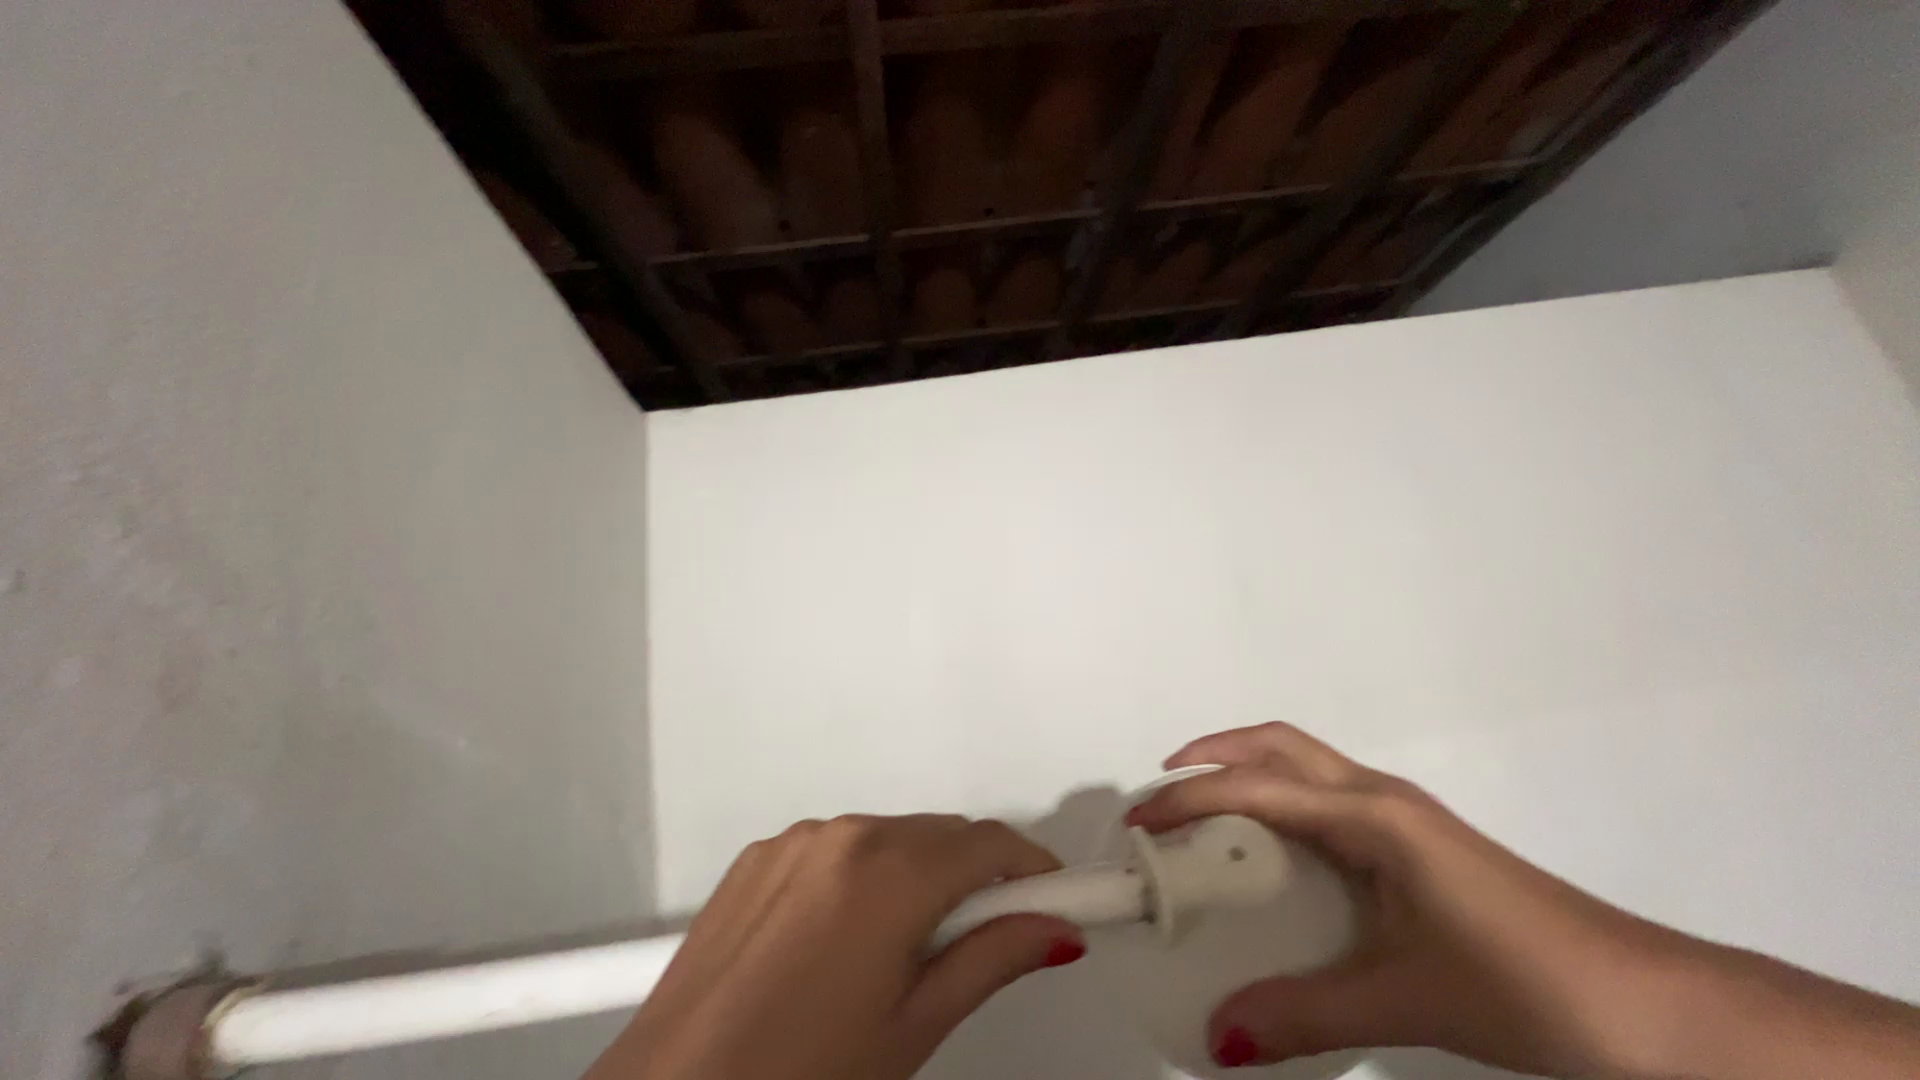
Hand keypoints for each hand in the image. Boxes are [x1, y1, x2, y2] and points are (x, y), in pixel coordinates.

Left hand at [584, 814, 1085, 1079]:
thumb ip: (991, 960)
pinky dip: (866, 874)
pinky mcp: (762, 856)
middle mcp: (841, 839)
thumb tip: (1050, 932)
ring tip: (912, 951)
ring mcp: (796, 843)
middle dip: (979, 876)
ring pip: (892, 838)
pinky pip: (841, 847)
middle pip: (943, 835)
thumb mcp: (914, 1024)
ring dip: (921, 874)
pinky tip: (854, 937)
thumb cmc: (790, 1075)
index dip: (1034, 868)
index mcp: (887, 875)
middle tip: (996, 934)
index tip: (1059, 896)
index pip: (991, 844)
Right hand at [1126, 723, 1707, 1078]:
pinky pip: (1325, 798)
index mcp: (1370, 816)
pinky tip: (1272, 856)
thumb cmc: (1523, 983)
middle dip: (1212, 755)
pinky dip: (1278, 804)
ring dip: (1246, 774)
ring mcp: (1402, 816)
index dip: (1188, 798)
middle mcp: (1380, 797)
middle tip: (1162, 793)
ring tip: (1202, 817)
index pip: (1255, 789)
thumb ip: (1303, 1014)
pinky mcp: (1416, 841)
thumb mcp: (1401, 1000)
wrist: (1650, 1006)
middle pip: (1277, 745)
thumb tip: (1215, 1037)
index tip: (1139, 824)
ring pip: (1303, 765)